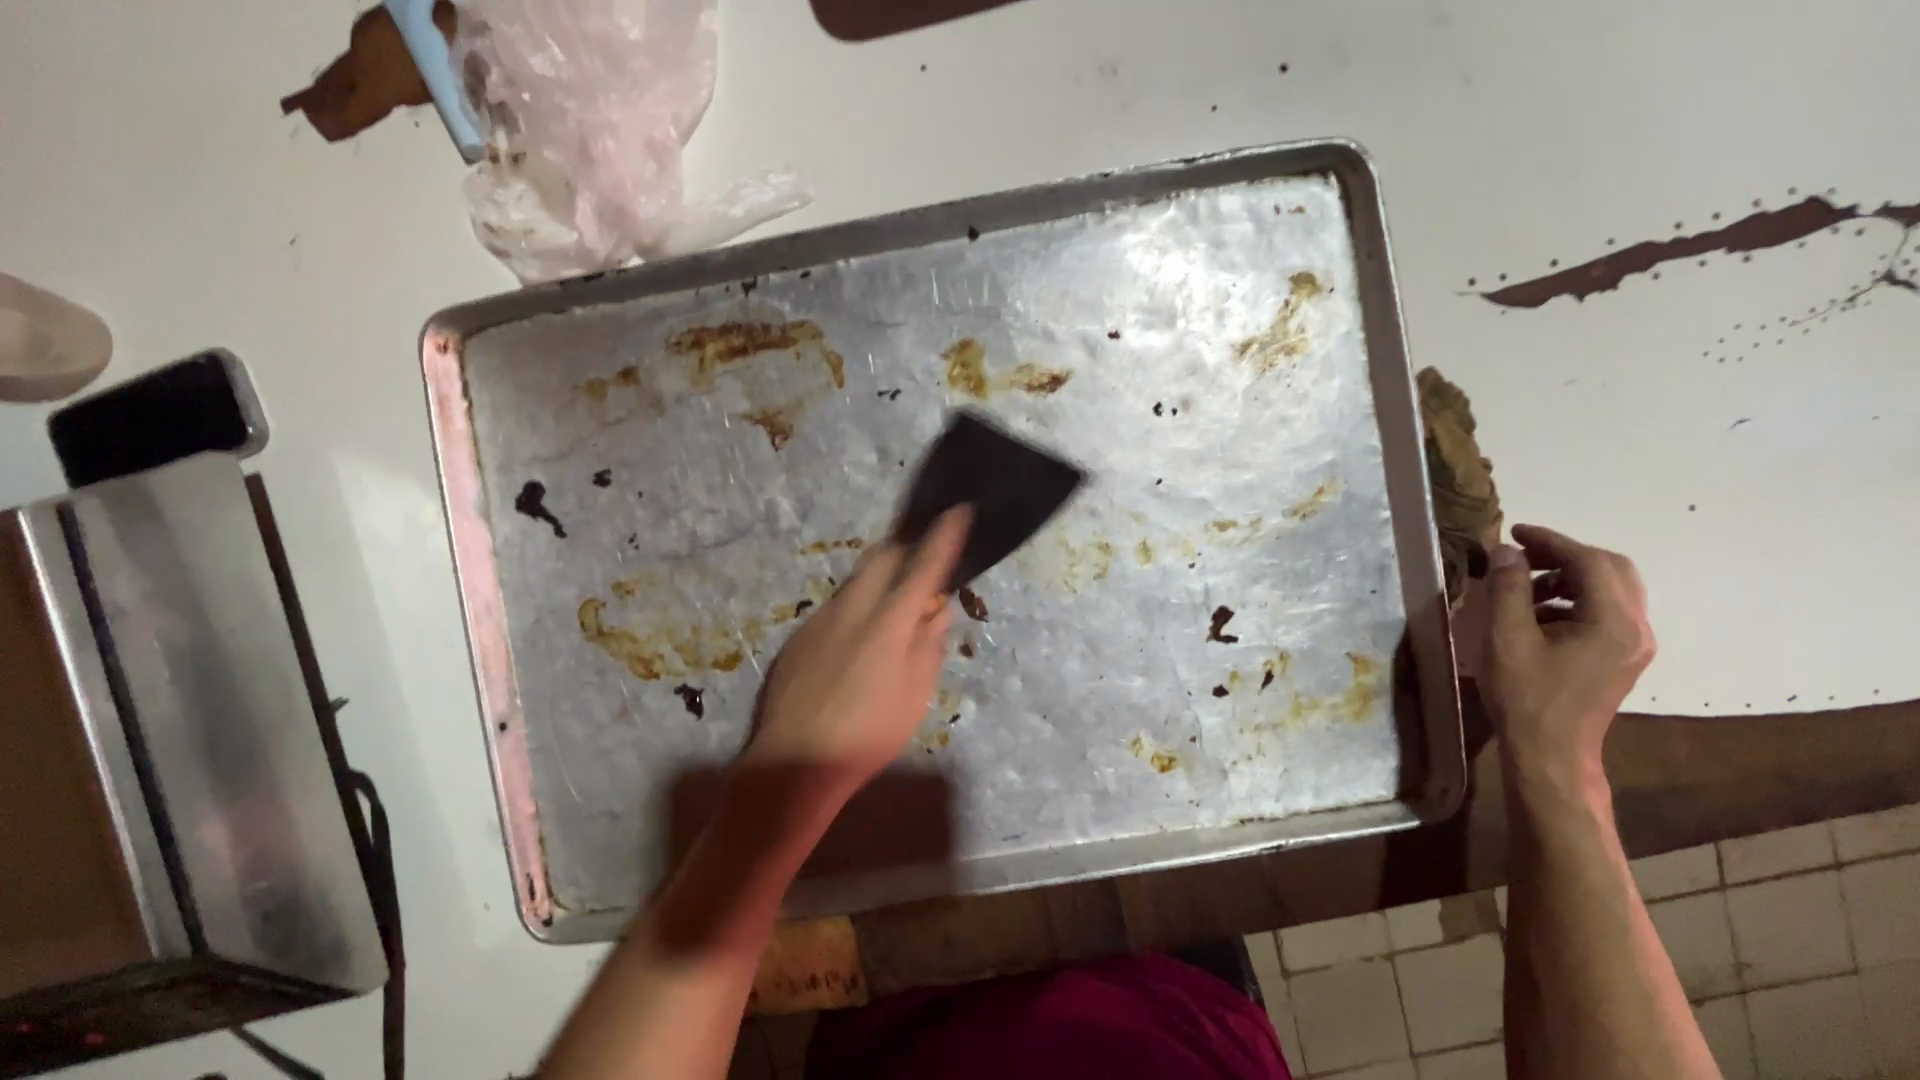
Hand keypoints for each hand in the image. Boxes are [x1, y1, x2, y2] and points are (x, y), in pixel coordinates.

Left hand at [743, 507, 971, 782]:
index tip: (958, 511)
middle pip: (881, 557)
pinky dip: (856, 609)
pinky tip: (857, 644)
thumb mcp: (915, 695)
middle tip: (922, 565)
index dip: (944, 537)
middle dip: (905, 550)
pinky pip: (835, 608)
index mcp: (888, 623)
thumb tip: (938, 610)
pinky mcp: (798, 637)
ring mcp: (820, 620)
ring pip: (856, 582)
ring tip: (892, 611)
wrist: (794, 762)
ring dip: (879, 582)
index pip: (923, 567)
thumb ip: (928, 645)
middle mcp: (852, 609)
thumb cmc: (868, 735)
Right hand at [1482, 524, 1655, 785]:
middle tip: (1523, 554)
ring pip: (1612, 589)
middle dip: (1566, 554)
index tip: (1513, 533)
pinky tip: (1538, 612)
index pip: (1589, 561)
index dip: (1551, 541)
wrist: (1550, 753)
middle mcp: (1636, 628)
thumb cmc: (1526, 696)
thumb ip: (1509, 589)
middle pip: (1612, 569)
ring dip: (1570, 576)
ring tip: (1525, 583)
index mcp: (1614, 622)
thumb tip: (1506, 551)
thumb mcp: (1507, 638)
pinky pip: (1607, 611)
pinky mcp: (1623, 657)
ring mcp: (1634, 645)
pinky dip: (1576, 598)